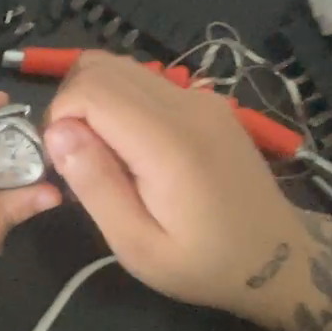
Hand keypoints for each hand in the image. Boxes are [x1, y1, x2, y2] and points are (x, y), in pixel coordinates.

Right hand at [42, 52, 304, 312]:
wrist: (275, 259)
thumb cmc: (201, 264)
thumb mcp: (135, 244)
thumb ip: (95, 184)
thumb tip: (56, 132)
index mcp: (170, 142)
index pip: (91, 90)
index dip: (58, 118)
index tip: (58, 162)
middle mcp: (187, 105)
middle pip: (101, 67)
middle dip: (68, 104)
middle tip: (69, 155)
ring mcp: (201, 98)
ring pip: (119, 67)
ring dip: (89, 100)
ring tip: (92, 150)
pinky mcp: (205, 103)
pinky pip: (142, 81)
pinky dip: (114, 102)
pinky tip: (121, 146)